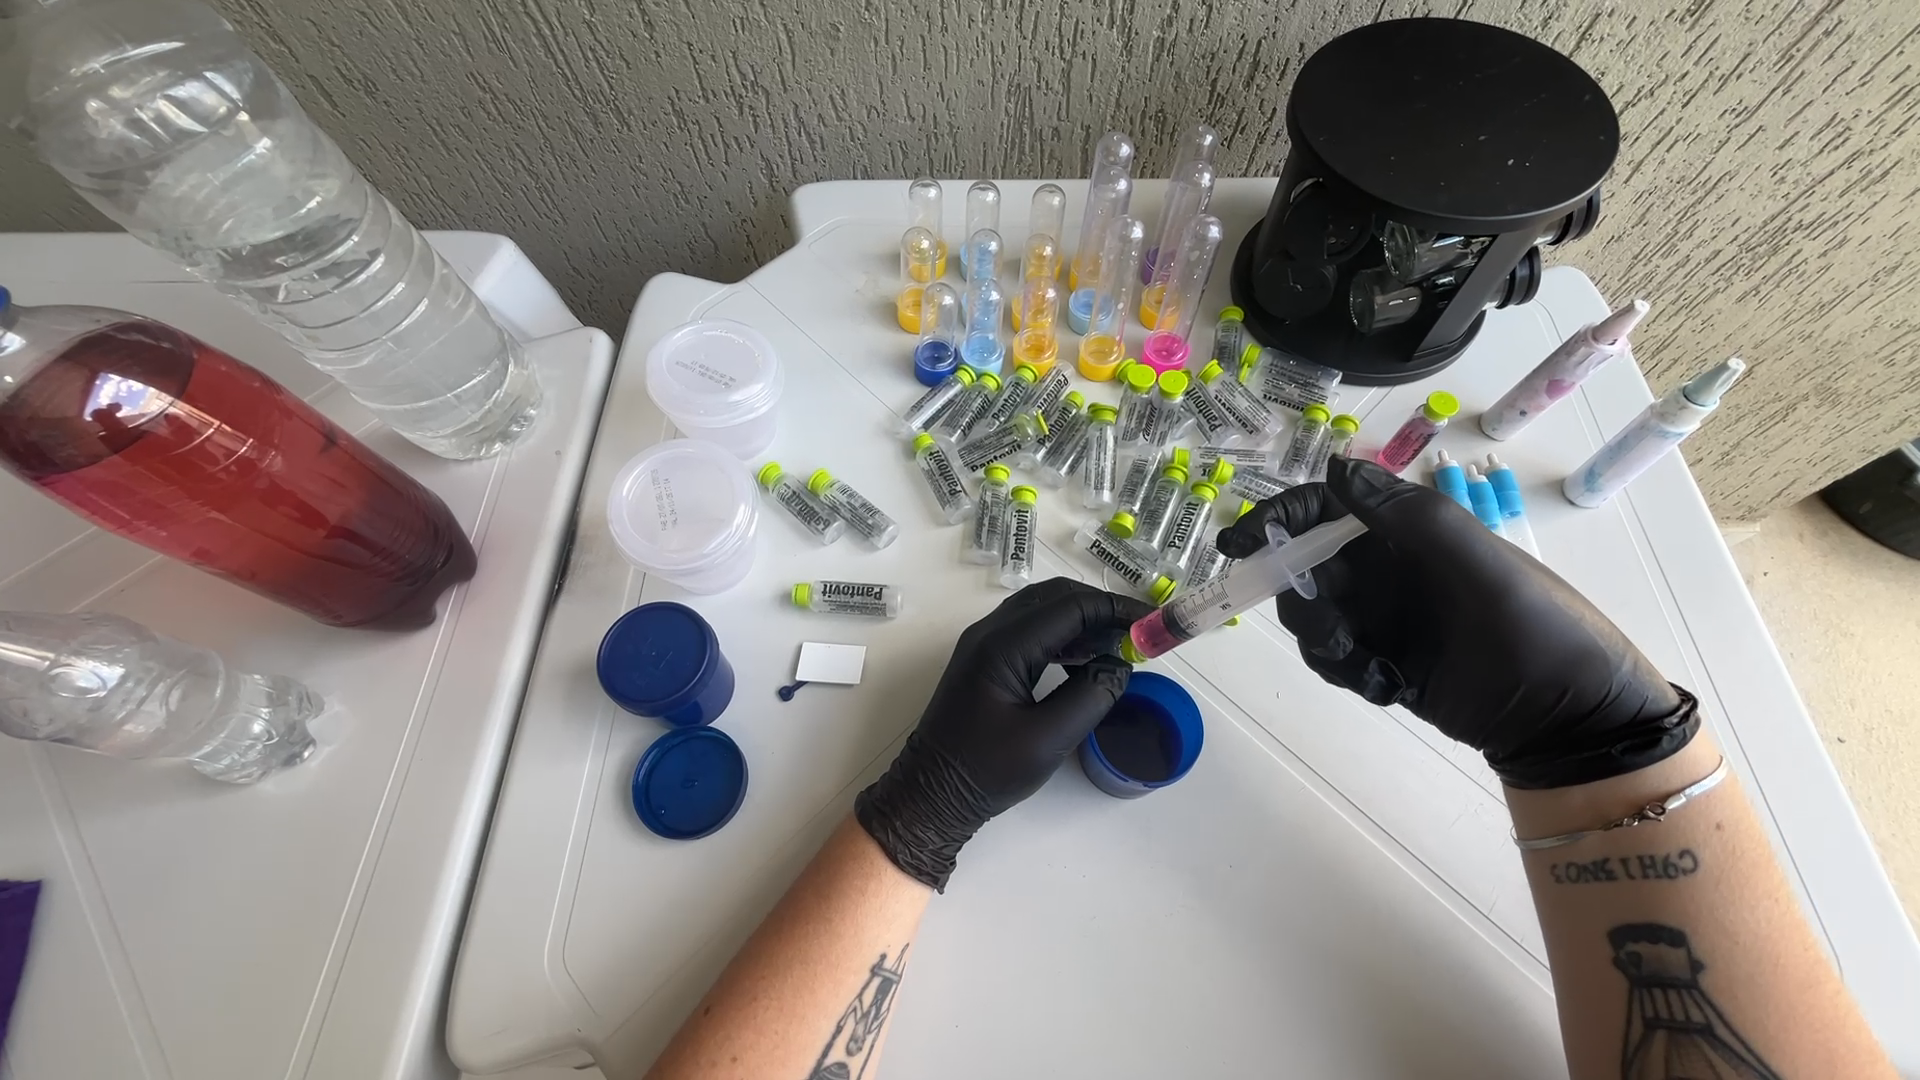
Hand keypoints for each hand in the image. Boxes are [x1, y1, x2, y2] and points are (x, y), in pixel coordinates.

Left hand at [855, 577, 1154, 889]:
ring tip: (1120, 644)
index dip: (1115, 609)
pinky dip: (1062, 635)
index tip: (1151, 622)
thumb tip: (1120, 665)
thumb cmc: (986, 770)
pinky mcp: (985, 659)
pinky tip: (1086, 658)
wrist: (931, 793)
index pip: (1070, 607)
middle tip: (1139, 630)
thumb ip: (1091, 696)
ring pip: (1041, 610)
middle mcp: (990, 632)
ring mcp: (984, 643)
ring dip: (1082, 620)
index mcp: (1004, 645)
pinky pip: (1030, 630)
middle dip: (1100, 608)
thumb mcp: (1048, 740)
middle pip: (1054, 597)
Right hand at [1217, 457, 1694, 789]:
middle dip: (1299, 597)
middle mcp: (1383, 569)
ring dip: (1322, 639)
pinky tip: (1385, 684)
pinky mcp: (1378, 659)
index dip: (1275, 519)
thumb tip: (1335, 466)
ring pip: (1311, 617)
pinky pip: (1332, 658)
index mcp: (1403, 533)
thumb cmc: (1533, 628)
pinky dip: (1345, 670)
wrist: (1571, 720)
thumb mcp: (1476, 563)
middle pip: (1303, 567)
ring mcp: (1379, 616)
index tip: (1237, 545)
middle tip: (1330, 630)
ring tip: (1362, 663)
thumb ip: (1406, 515)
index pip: (1322, 509)